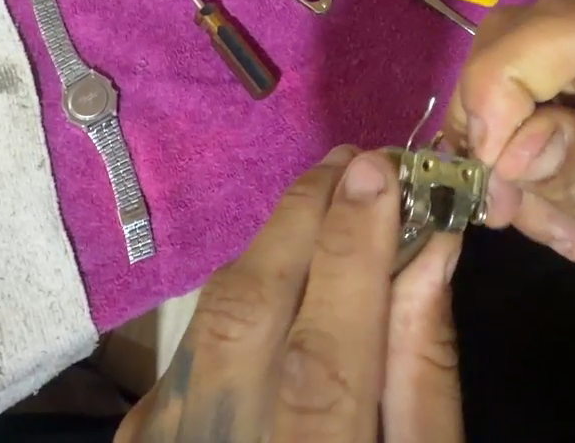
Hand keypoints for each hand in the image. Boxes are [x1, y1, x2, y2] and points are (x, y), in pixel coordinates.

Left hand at [116, 147, 463, 442]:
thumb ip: (423, 373)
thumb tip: (433, 249)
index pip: (324, 354)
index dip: (353, 252)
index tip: (380, 169)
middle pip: (250, 312)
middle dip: (304, 218)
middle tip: (353, 160)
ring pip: (215, 313)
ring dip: (274, 241)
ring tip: (326, 194)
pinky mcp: (141, 437)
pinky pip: (196, 339)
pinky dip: (246, 287)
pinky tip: (283, 263)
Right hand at [449, 0, 574, 356]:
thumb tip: (511, 140)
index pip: (574, 29)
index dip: (507, 78)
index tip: (488, 162)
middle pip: (536, 29)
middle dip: (494, 109)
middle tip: (502, 204)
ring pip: (525, 55)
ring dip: (507, 135)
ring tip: (544, 222)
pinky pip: (541, 81)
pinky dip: (523, 139)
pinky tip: (554, 204)